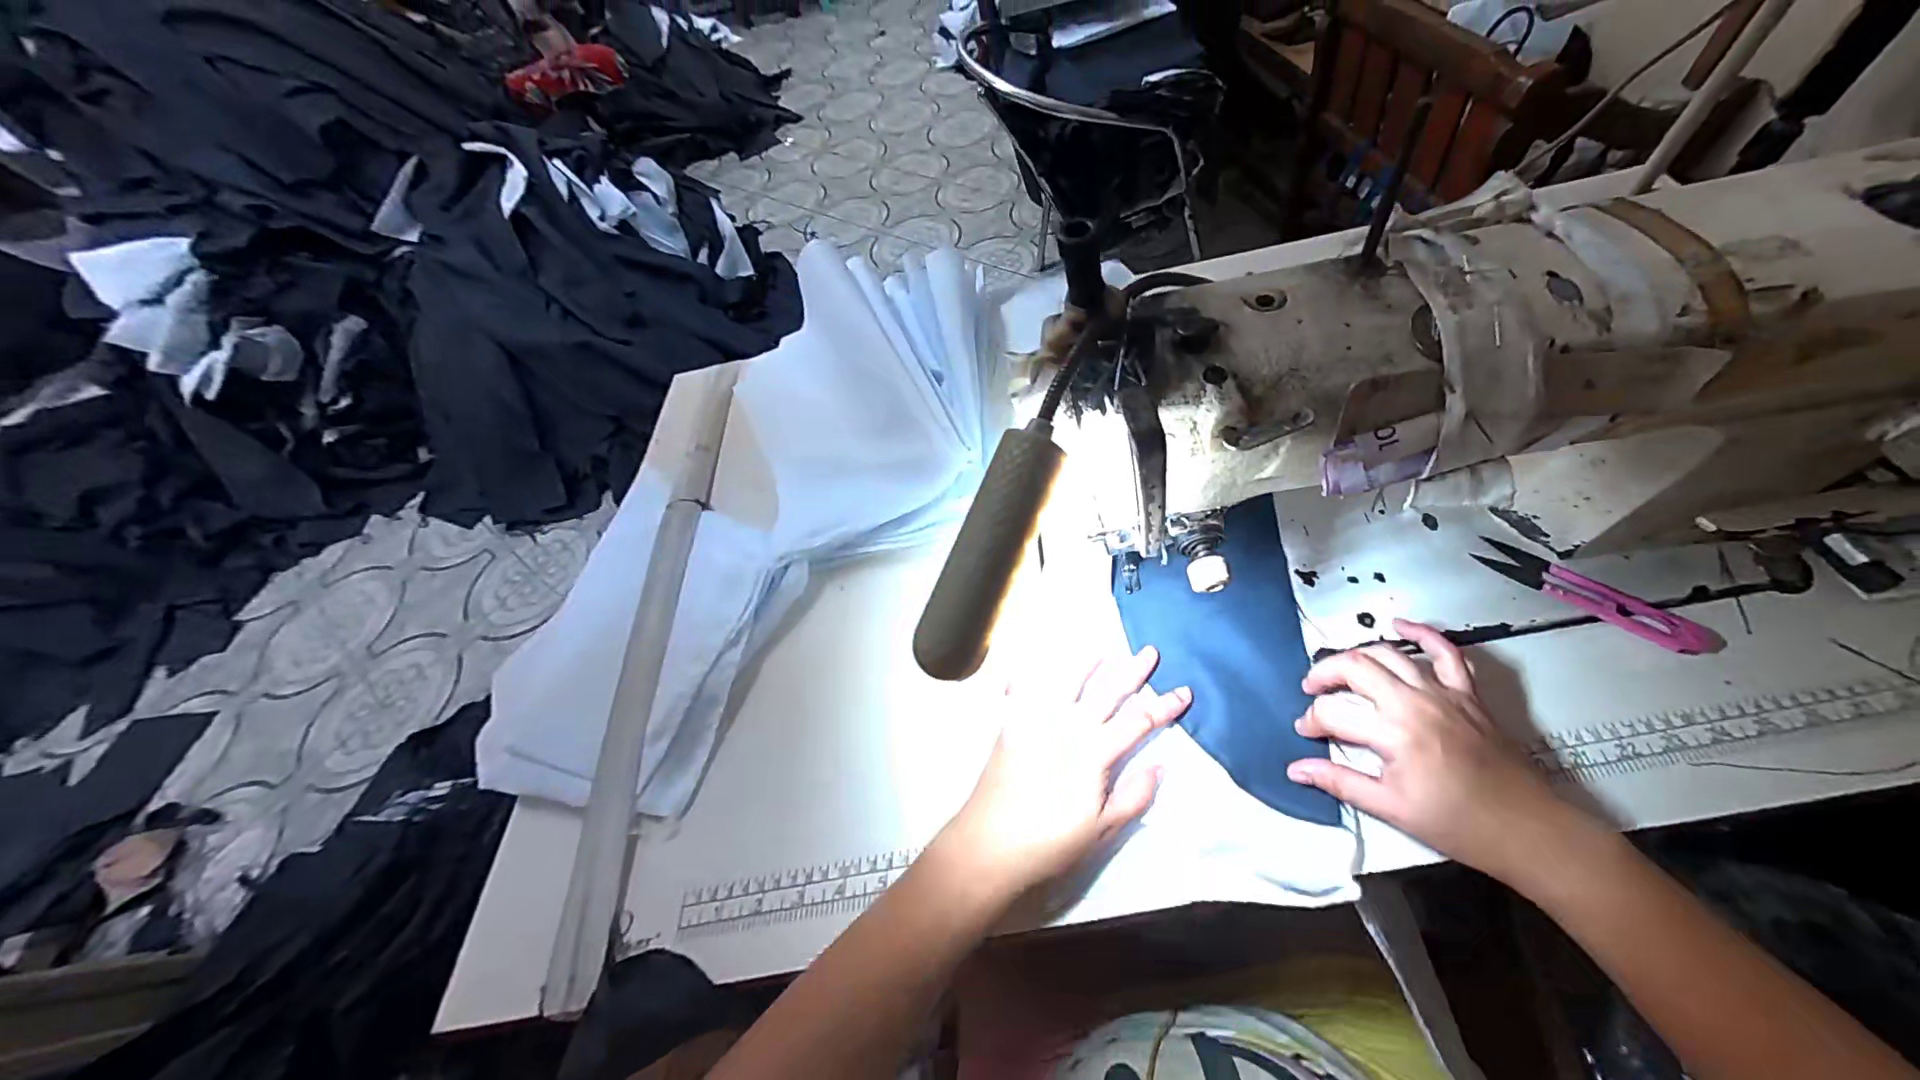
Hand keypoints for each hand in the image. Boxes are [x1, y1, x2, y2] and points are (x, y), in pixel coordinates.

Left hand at [932, 646, 1190, 903]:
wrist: (989, 844)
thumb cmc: (1050, 842)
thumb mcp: (1102, 828)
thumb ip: (1133, 796)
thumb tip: (1159, 765)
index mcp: (1094, 752)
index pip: (1138, 720)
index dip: (1164, 706)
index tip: (1185, 691)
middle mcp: (1067, 727)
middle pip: (1106, 690)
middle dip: (1132, 671)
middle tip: (1150, 651)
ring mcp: (1036, 722)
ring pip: (1066, 682)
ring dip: (1087, 664)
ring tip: (1101, 651)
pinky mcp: (1010, 727)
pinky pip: (1023, 692)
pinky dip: (1031, 676)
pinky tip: (1032, 667)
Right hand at [1286, 619, 1597, 884]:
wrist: (1528, 830)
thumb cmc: (1460, 824)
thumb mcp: (1390, 809)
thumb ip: (1340, 782)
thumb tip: (1297, 770)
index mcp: (1395, 734)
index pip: (1333, 712)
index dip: (1311, 720)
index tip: (1307, 732)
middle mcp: (1416, 704)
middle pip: (1355, 667)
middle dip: (1324, 675)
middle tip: (1312, 690)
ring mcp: (1444, 694)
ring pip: (1389, 654)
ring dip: (1357, 656)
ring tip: (1341, 670)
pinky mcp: (1468, 695)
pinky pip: (1446, 653)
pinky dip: (1423, 634)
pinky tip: (1401, 627)